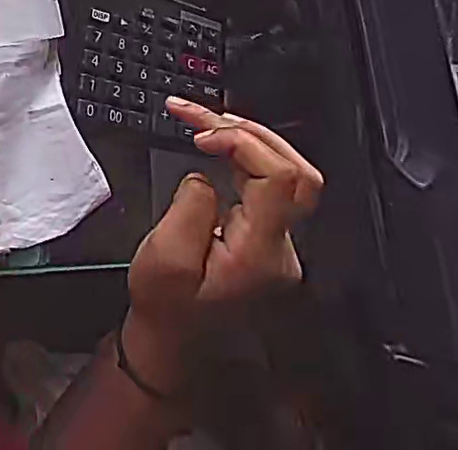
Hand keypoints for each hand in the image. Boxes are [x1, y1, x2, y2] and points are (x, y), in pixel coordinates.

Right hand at [120, 98, 323, 392]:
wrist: (171, 339)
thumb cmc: (165, 307)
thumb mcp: (165, 259)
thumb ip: (190, 204)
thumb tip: (205, 171)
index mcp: (260, 254)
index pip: (279, 178)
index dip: (244, 143)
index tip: (202, 136)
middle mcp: (279, 246)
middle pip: (293, 168)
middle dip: (246, 130)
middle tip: (200, 117)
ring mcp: (276, 238)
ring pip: (283, 168)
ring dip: (242, 135)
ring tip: (202, 120)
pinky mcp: (264, 230)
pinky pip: (266, 177)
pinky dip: (240, 149)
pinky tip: (215, 139)